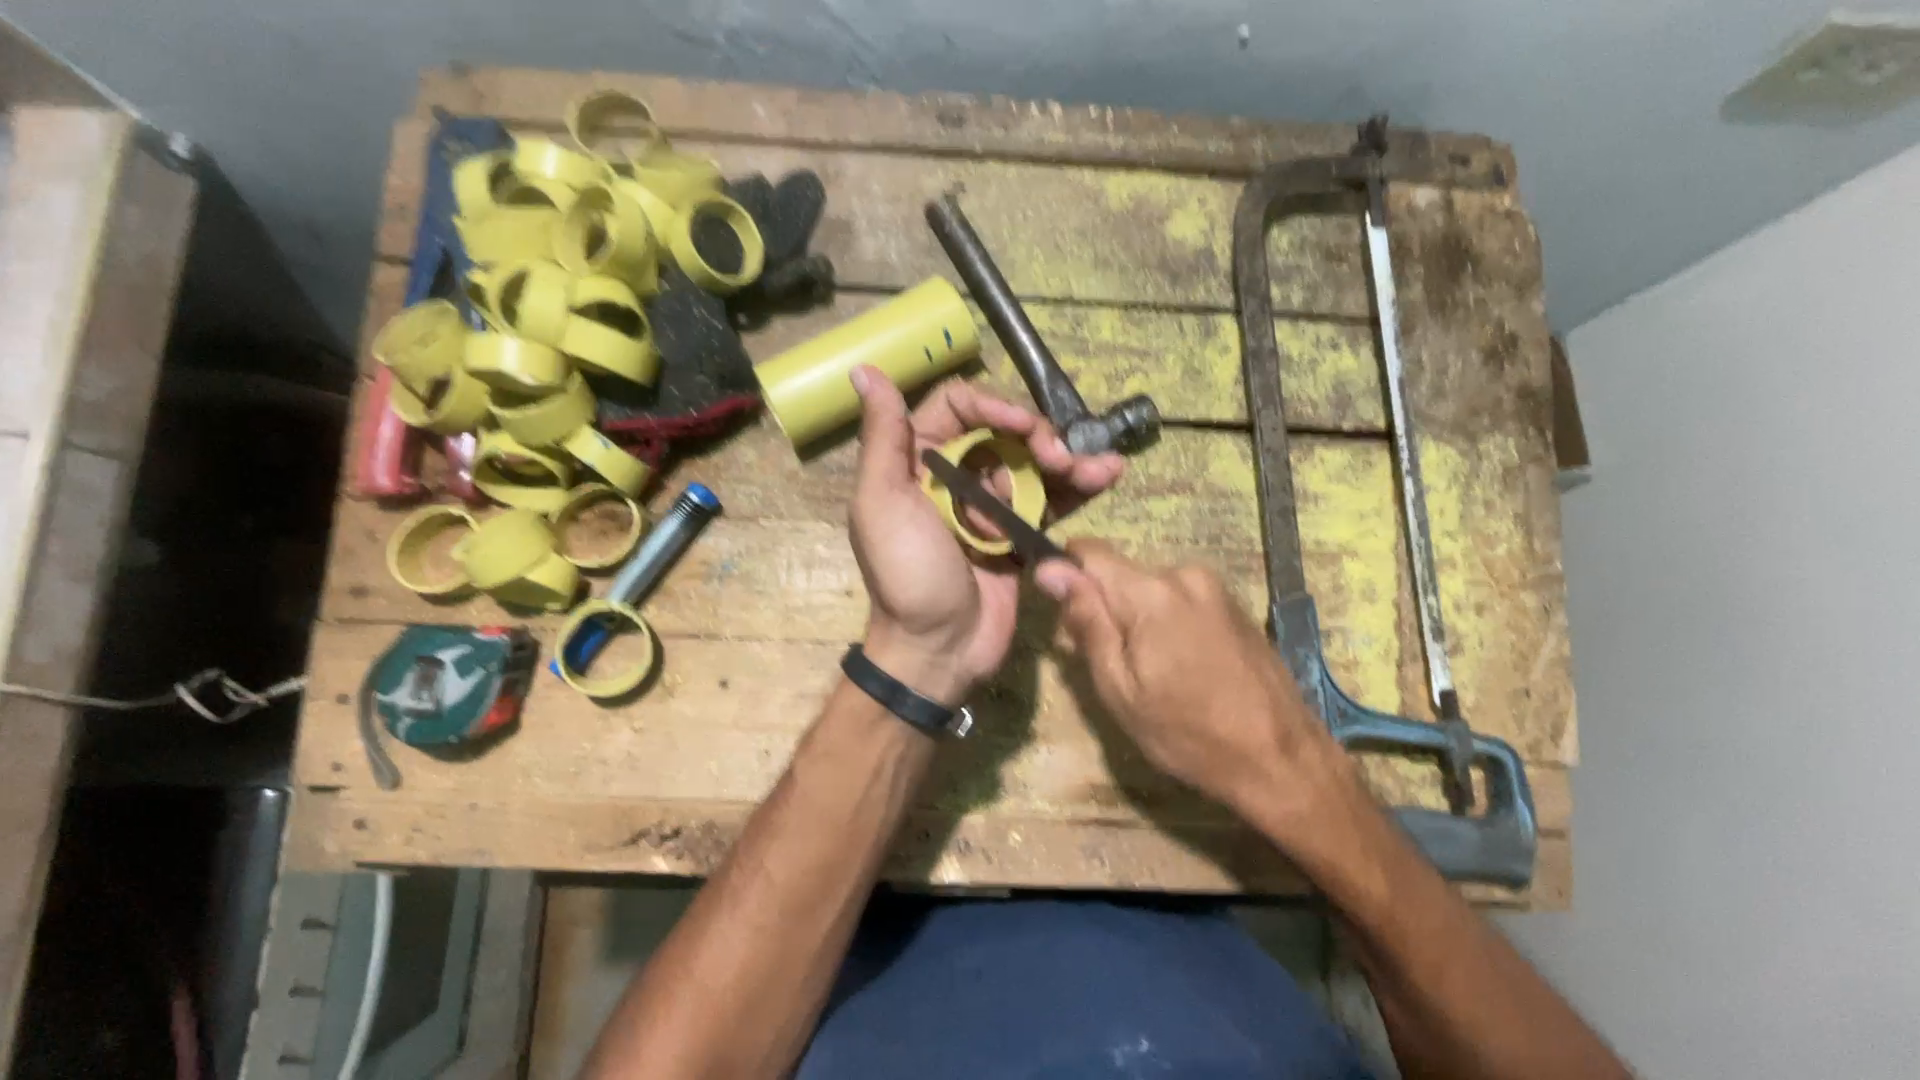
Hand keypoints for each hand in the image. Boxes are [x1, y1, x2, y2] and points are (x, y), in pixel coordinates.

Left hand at [849, 368, 1123, 706]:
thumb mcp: (882, 503)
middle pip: (1004, 431)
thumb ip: (882, 437)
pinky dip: (1079, 487)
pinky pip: (1051, 500)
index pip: (958, 406)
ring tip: (1101, 468)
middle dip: (1038, 436)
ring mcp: (991, 506)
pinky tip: (1110, 475)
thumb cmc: (906, 575)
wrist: (938, 651)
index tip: (1021, 426)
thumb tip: (865, 369)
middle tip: (1061, 458)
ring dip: (1070, 459)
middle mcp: (954, 476)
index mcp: (916, 462)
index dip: (993, 404)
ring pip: (1035, 464)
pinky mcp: (1021, 535)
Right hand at [1037, 539, 1354, 826]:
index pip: (1088, 552)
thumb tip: (1050, 569)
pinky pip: (1181, 601)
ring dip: (1136, 620)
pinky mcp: (1234, 606)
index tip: (1064, 617)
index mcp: (1150, 593)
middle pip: (1120, 575)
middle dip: (1103, 609)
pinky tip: (1181, 670)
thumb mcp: (1120, 689)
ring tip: (1148, 676)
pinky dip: (1167, 624)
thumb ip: (1087, 622)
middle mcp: (1184, 575)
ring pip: (1150, 590)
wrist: (1280, 758)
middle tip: (1107, 667)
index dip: (1065, 574)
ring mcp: (1215, 589)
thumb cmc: (1188, 733)